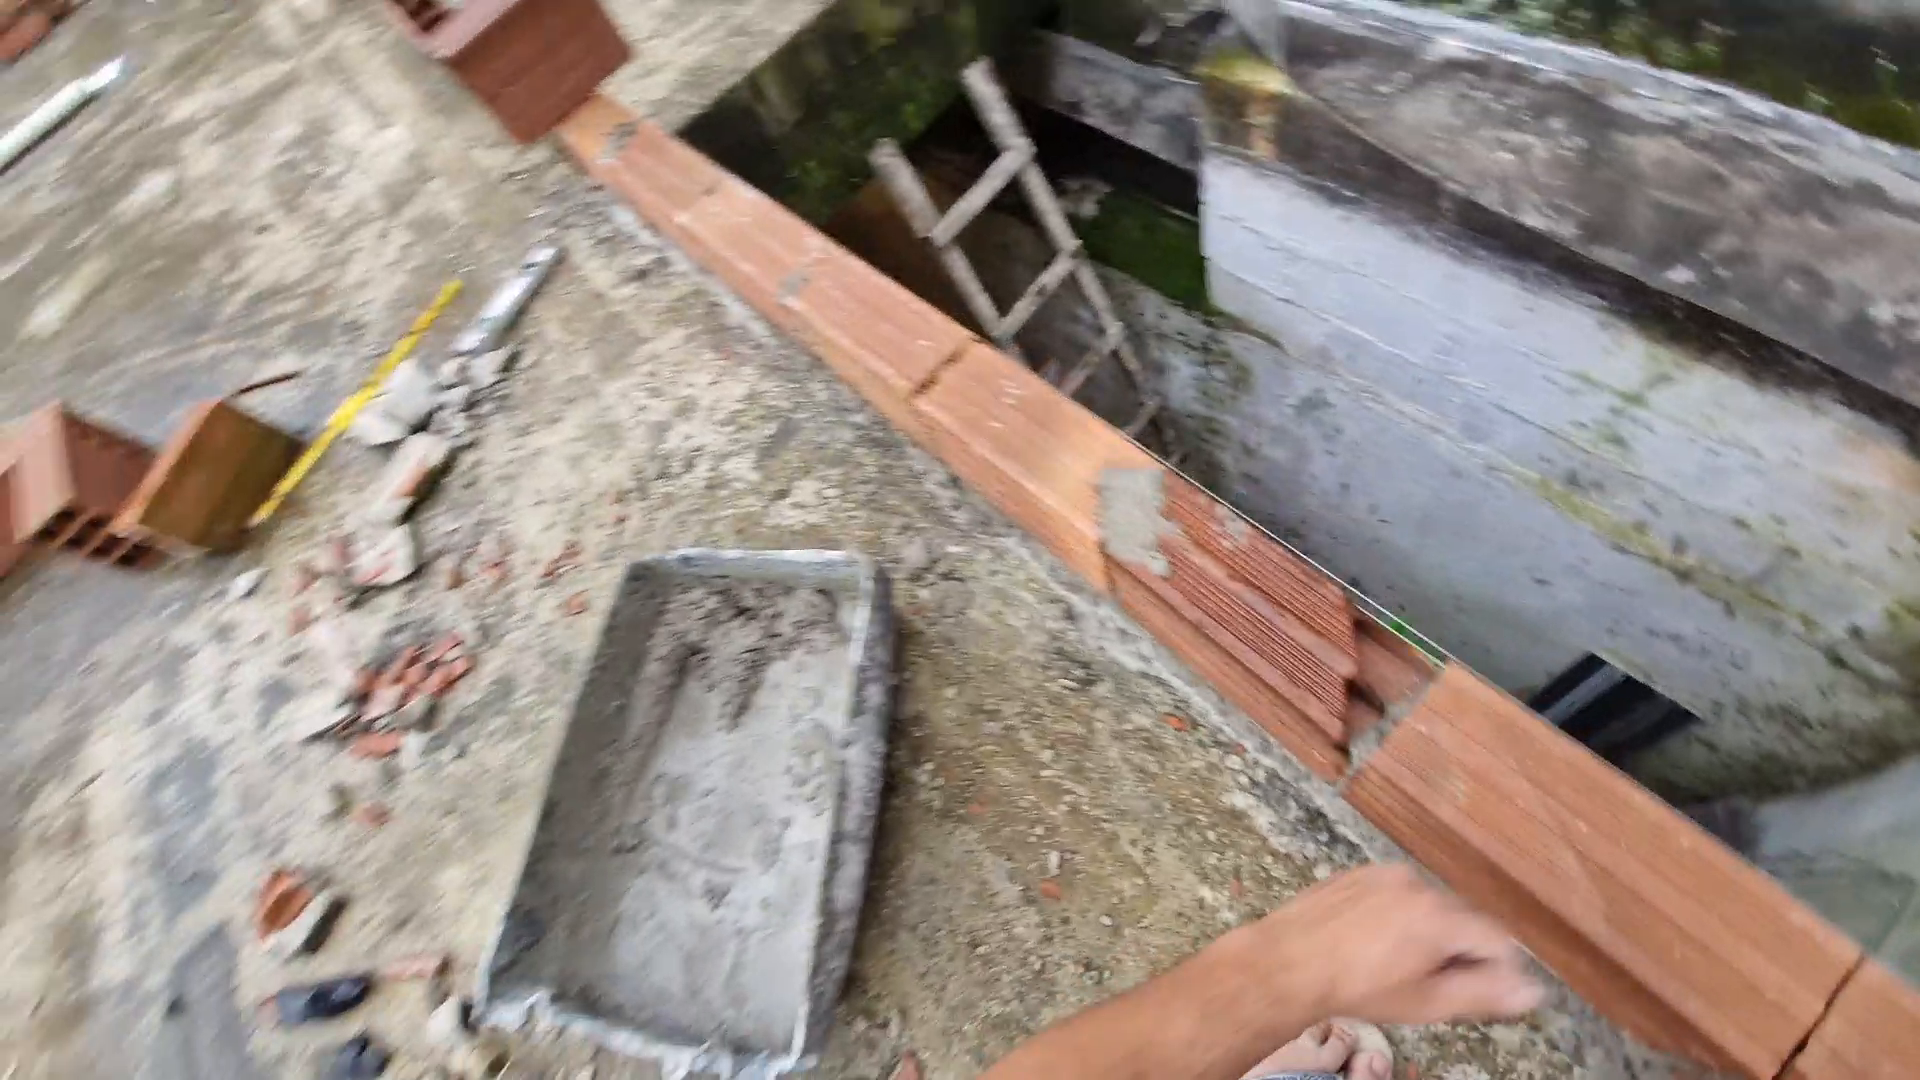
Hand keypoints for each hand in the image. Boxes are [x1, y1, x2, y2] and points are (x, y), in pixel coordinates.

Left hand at [1253, 864, 1544, 1025]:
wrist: (1289, 959)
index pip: (1498, 939)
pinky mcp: (1356, 873)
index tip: (1472, 990)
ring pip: (1428, 905)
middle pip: (1463, 918)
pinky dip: (1397, 915)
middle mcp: (1414, 883)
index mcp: (1438, 914)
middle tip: (1429, 980)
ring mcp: (1381, 873)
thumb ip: (1485, 992)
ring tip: (1396, 962)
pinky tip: (1373, 941)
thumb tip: (1532, 989)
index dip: (1495, 969)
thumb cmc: (1359, 987)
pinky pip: (1395, 894)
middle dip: (1459, 949)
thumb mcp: (1428, 1001)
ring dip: (1428, 932)